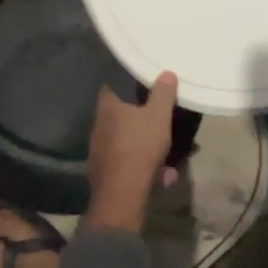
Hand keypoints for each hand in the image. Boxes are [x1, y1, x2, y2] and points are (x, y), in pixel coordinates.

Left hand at [83, 71, 178, 232]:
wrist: (121, 194)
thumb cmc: (140, 146)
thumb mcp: (159, 115)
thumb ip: (163, 93)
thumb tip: (166, 73)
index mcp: (108, 106)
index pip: (112, 84)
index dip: (127, 82)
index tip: (144, 83)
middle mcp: (99, 125)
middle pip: (121, 113)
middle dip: (142, 116)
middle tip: (160, 118)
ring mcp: (99, 150)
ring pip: (127, 139)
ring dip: (146, 144)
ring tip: (168, 153)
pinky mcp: (104, 171)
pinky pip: (127, 160)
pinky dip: (144, 164)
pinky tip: (163, 175)